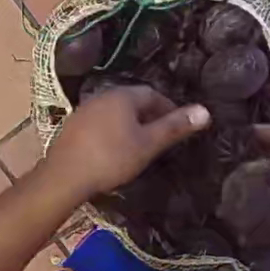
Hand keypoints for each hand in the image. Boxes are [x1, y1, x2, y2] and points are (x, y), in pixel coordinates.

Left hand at [40, 86, 208, 203]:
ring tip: (140, 145)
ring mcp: (84, 110)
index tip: (179, 127)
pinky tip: (114, 151)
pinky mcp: (72, 127)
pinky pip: (100, 124)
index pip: (153, 94)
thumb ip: (175, 127)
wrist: (64, 176)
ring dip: (130, 125)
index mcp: (123, 95)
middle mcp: (102, 96)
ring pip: (115, 113)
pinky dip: (112, 133)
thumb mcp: (148, 144)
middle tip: (162, 137)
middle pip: (133, 101)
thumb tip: (205, 110)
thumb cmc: (111, 158)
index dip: (170, 109)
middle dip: (150, 116)